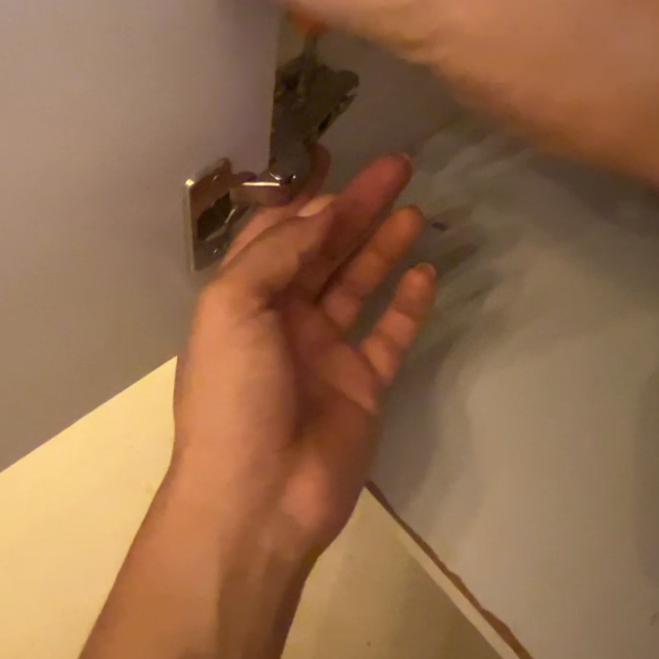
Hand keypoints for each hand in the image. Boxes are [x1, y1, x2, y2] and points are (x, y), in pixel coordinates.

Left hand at [163, 153, 436, 560]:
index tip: (337, 163)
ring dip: (382, 246)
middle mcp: (281, 317)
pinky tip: (425, 271)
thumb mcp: (232, 308)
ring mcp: (323, 352)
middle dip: (355, 209)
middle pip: (322, 251)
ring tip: (415, 208)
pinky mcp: (361, 386)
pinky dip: (406, 304)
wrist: (257, 495)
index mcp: (241, 298)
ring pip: (357, 285)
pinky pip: (388, 335)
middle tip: (398, 168)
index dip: (305, 200)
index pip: (275, 235)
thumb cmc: (232, 393)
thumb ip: (275, 255)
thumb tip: (319, 212)